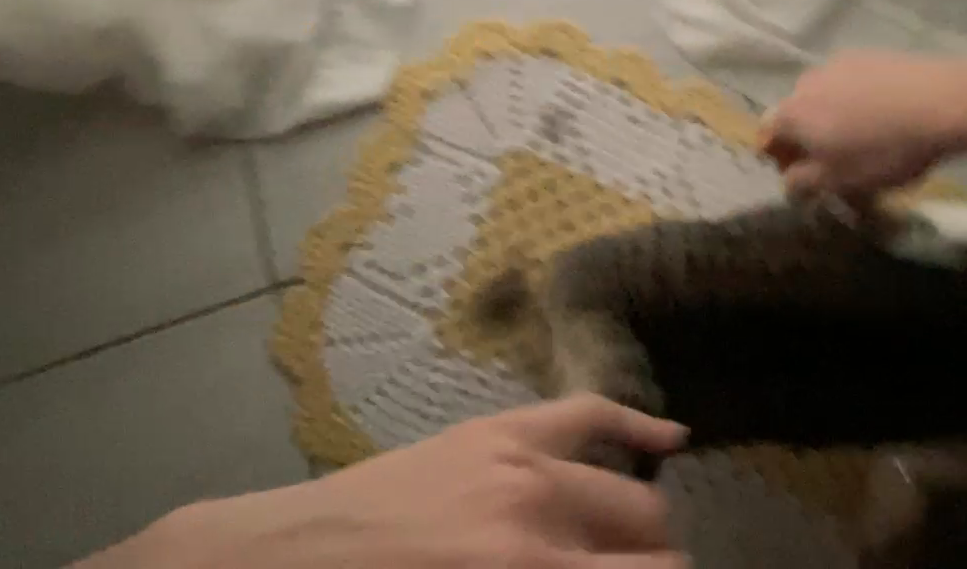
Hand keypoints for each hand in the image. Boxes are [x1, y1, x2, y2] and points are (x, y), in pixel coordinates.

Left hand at [77, 395, 687, 568]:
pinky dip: (635, 426)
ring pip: (628, 487)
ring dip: (646, 524)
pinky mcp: (502, 428)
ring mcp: (524, 457)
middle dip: (655, 564)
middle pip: (647, 536)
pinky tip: (673, 438)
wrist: (294, 560)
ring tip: (642, 547)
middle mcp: (542, 512)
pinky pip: (589, 413)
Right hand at [762, 51, 966, 194]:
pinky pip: (849, 82)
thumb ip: (804, 183)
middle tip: (829, 159)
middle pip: (794, 113)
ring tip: (860, 136)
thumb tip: (788, 181)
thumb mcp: (840, 181)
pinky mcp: (869, 55)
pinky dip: (855, 99)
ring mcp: (837, 63)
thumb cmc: (882, 149)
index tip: (794, 173)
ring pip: (823, 96)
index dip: (774, 155)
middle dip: (804, 136)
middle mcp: (805, 82)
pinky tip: (882, 115)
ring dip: (830, 116)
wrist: (942, 101)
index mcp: (791, 113)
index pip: (765, 133)